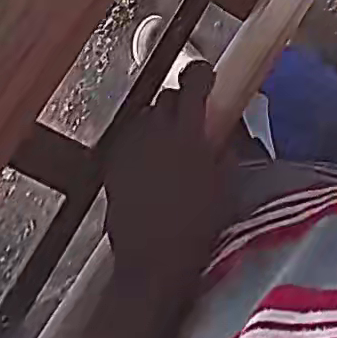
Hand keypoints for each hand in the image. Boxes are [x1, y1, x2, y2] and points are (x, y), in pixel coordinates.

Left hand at [103, 61, 233, 287]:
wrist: (152, 263)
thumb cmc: (197, 228)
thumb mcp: (224, 187)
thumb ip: (224, 151)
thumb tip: (223, 134)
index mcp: (187, 134)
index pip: (192, 83)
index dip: (200, 74)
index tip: (206, 76)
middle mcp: (155, 132)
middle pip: (166, 96)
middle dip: (180, 102)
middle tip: (191, 119)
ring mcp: (130, 146)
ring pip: (145, 115)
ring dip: (158, 121)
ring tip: (168, 142)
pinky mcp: (112, 162)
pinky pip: (129, 137)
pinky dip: (140, 140)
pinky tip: (148, 161)